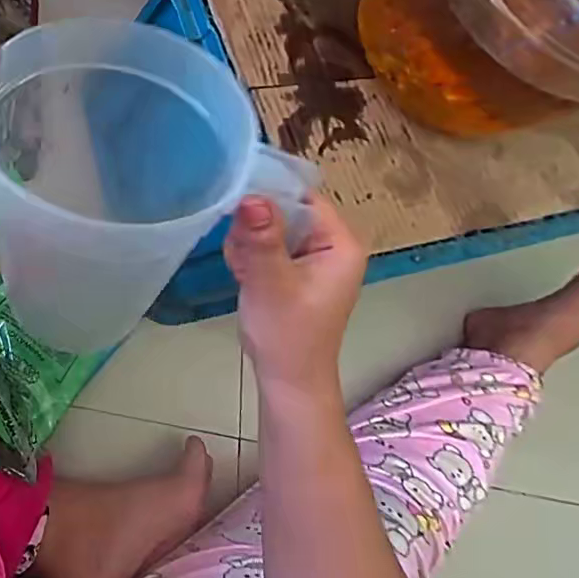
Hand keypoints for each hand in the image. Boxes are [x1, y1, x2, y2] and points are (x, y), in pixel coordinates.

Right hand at [225, 194, 366, 400]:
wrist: (287, 381)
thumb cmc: (286, 334)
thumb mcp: (271, 282)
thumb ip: (262, 238)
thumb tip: (251, 196)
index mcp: (340, 243)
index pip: (302, 196)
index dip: (269, 197)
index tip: (239, 213)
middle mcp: (331, 244)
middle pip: (283, 209)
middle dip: (255, 228)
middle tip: (243, 256)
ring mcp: (313, 256)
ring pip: (269, 225)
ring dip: (248, 243)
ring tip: (245, 271)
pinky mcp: (294, 267)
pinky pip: (265, 242)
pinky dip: (249, 255)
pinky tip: (245, 276)